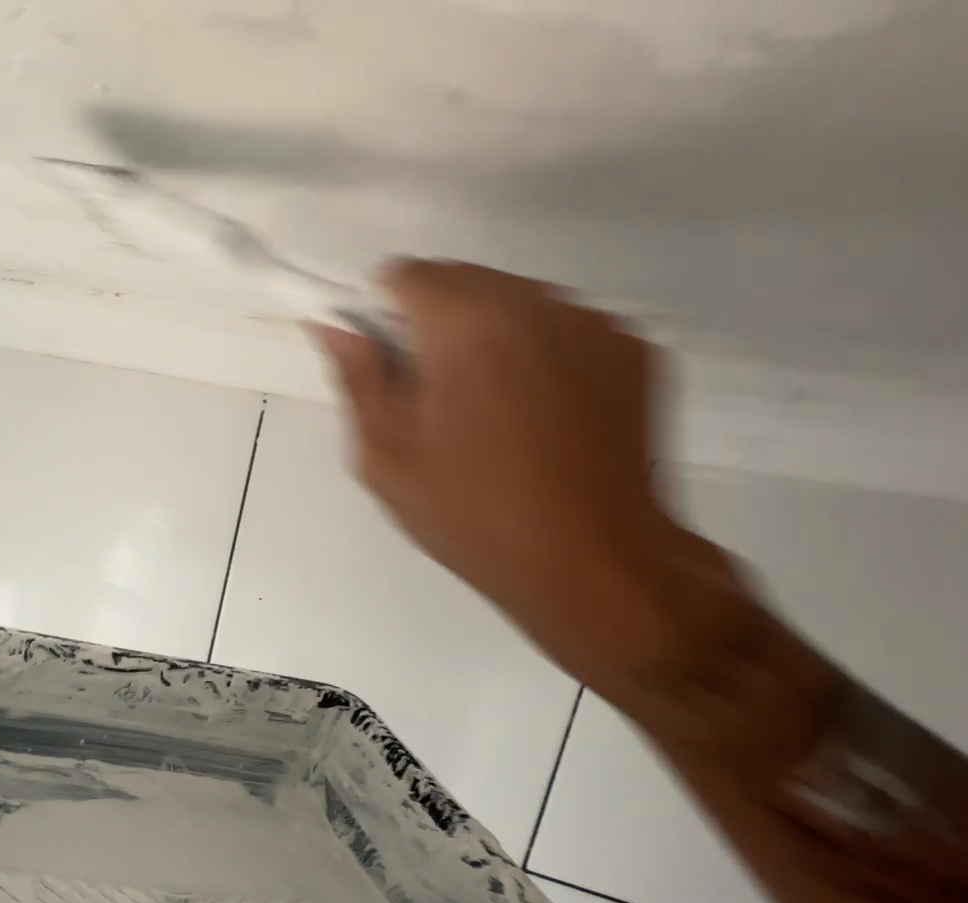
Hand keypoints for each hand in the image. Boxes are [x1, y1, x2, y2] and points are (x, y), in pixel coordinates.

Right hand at [312, 260, 715, 689]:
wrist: (593, 563)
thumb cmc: (472, 514)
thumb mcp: (386, 455)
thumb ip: (357, 377)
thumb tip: (331, 325)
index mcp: (466, 324)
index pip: (408, 273)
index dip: (386, 314)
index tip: (389, 366)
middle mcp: (537, 303)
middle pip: (465, 280)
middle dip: (439, 323)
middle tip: (437, 397)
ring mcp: (596, 322)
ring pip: (519, 301)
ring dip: (492, 334)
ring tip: (494, 411)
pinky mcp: (637, 349)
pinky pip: (567, 328)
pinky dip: (543, 353)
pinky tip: (543, 415)